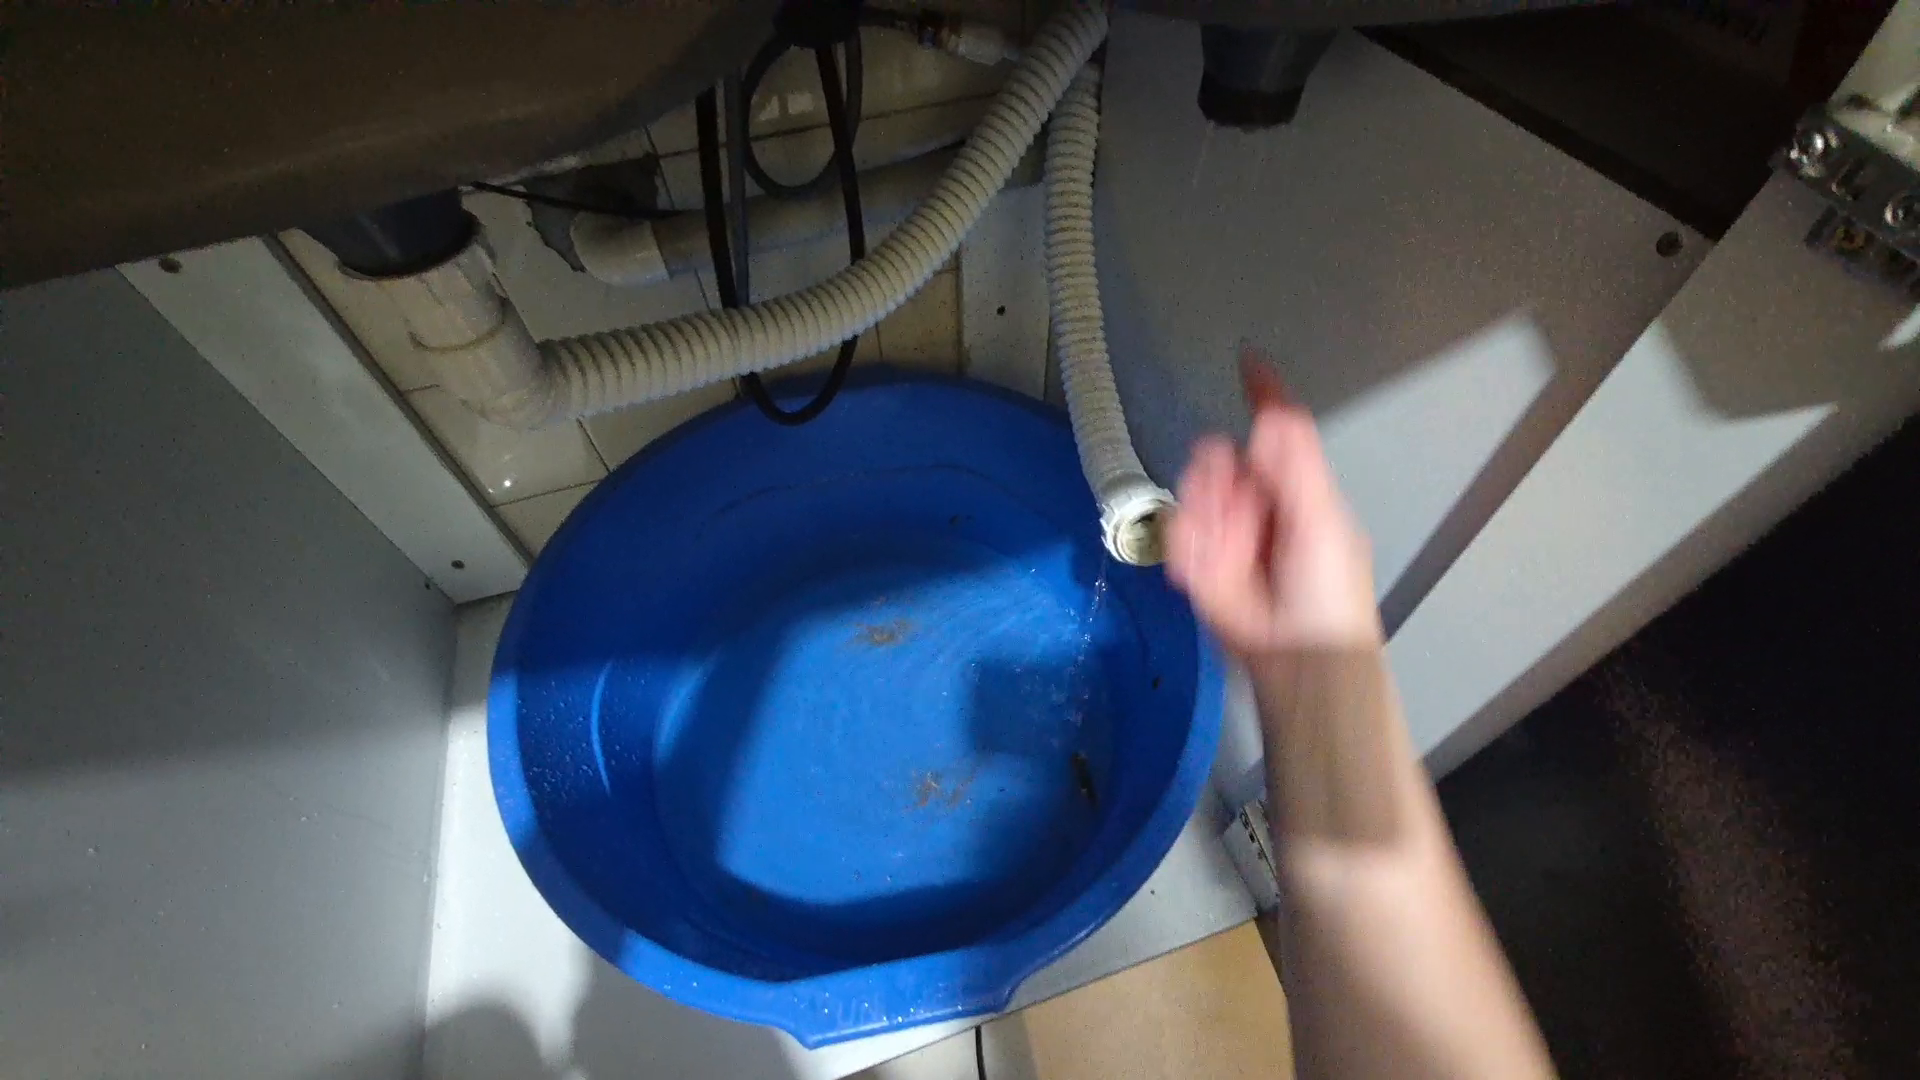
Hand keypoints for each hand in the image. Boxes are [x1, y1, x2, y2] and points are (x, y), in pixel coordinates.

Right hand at [1166, 346, 1381, 658]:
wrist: (1296, 655)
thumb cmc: (1326, 589)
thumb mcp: (1321, 521)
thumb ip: (1295, 465)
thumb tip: (1270, 412)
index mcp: (1291, 484)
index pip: (1273, 429)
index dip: (1261, 394)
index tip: (1247, 361)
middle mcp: (1252, 498)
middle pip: (1216, 458)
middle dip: (1219, 484)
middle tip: (1240, 517)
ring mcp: (1219, 528)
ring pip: (1191, 493)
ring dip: (1205, 521)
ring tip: (1229, 557)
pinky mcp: (1192, 558)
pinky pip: (1176, 535)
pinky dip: (1188, 550)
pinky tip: (1207, 574)